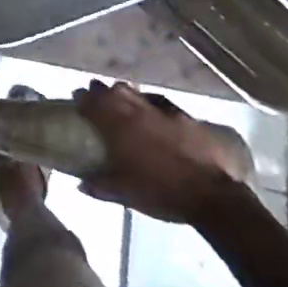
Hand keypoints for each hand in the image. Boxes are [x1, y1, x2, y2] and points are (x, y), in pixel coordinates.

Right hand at [75, 80, 244, 223]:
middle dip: (100, 91)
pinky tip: (149, 104)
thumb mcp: (125, 193)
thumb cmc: (161, 192)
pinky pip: (158, 100)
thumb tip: (80, 184)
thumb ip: (100, 186)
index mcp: (118, 127)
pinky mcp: (182, 116)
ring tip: (118, 96)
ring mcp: (160, 111)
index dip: (82, 98)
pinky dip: (148, 100)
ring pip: (135, 92)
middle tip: (94, 95)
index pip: (93, 104)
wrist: (211, 195)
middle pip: (112, 91)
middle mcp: (136, 112)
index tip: (76, 97)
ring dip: (122, 92)